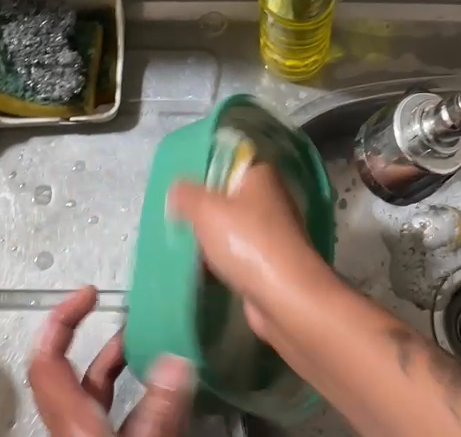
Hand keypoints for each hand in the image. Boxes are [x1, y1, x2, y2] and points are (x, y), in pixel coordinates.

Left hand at [29, 285, 192, 436]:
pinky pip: (114, 411)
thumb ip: (159, 406)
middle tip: (130, 315)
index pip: (47, 359)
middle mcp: (71, 425)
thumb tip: (177, 360)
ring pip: (95, 391)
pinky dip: (134, 392)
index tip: (89, 293)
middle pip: (74, 369)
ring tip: (153, 345)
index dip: (61, 318)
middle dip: (102, 336)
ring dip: (121, 363)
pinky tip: (162, 389)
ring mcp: (87, 435)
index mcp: (71, 419)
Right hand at [169, 163, 333, 326]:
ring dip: (208, 238)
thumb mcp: (207, 210)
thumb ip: (187, 194)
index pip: (225, 162)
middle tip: (172, 220)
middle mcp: (270, 197)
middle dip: (200, 210)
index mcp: (260, 174)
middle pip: (225, 196)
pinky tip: (199, 269)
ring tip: (179, 245)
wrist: (287, 297)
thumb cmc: (248, 242)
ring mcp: (272, 230)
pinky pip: (236, 253)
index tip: (176, 191)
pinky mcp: (269, 261)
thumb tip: (177, 188)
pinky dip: (220, 260)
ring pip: (229, 227)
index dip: (199, 174)